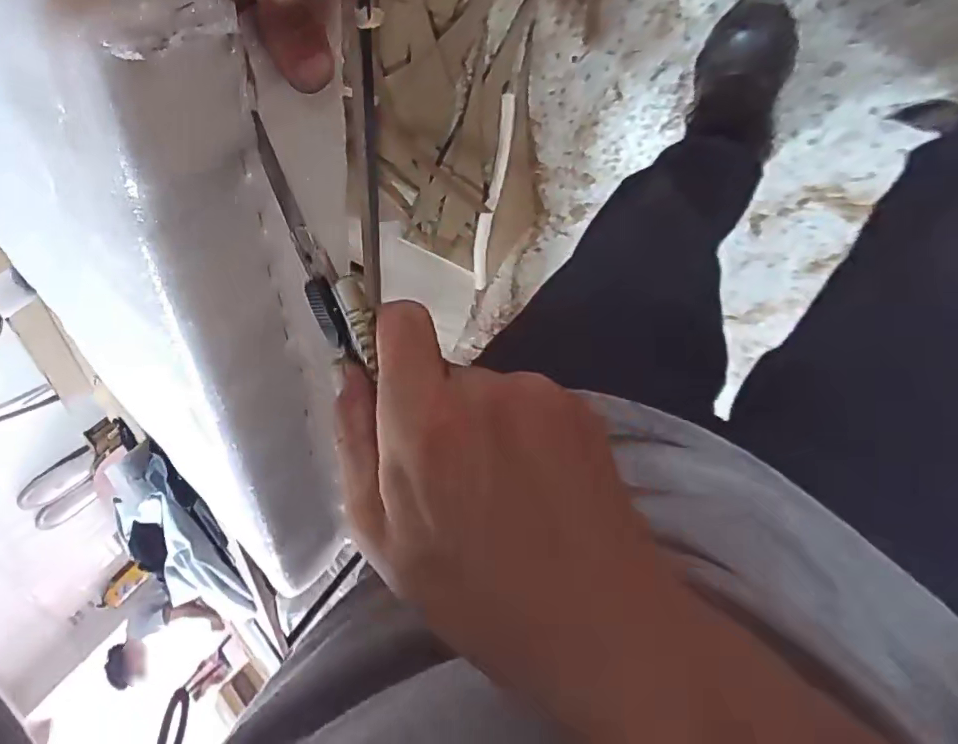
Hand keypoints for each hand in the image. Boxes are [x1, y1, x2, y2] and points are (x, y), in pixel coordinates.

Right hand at [336, 304, 890, 743]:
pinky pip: (525, 401)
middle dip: (432, 401)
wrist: (608, 638)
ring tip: (499, 488)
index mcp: (425, 420)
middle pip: (438, 364)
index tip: (390, 379)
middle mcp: (484, 391)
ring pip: (483, 387)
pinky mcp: (582, 410)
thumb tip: (349, 373)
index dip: (388, 337)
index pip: (401, 321)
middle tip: (448, 470)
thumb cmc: (473, 593)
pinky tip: (537, 489)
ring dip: (479, 420)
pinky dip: (521, 431)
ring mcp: (540, 396)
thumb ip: (352, 439)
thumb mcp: (378, 532)